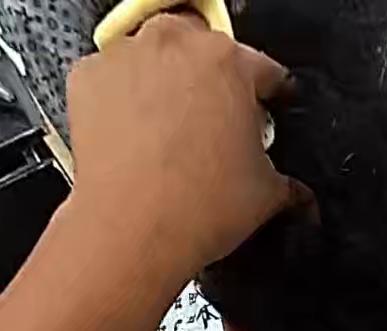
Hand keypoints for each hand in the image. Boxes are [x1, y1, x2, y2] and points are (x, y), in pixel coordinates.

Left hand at [64, 14, 299, 284]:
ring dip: (174, 91)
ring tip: (183, 142)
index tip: (273, 112)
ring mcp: (127, 57)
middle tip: (225, 131)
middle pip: (207, 54)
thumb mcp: (267, 197)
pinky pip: (119, 82)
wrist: (136, 228)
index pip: (266, 69)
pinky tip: (148, 145)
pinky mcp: (89, 78)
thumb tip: (297, 193)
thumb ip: (289, 185)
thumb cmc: (198, 205)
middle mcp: (175, 46)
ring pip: (160, 62)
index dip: (275, 97)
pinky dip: (133, 105)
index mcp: (228, 64)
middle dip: (219, 87)